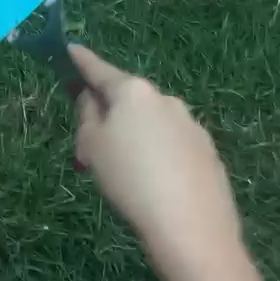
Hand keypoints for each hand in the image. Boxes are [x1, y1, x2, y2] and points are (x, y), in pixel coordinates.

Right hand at [70, 44, 272, 280]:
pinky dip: (158, 152)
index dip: (80, 59)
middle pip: (126, 97)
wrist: (194, 232)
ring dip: (133, 133)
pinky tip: (154, 180)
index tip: (69, 48)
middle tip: (91, 140)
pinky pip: (172, 143)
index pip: (98, 68)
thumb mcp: (90, 143)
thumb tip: (92, 97)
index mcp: (133, 91)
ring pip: (150, 121)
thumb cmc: (129, 178)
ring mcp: (192, 126)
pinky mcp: (210, 154)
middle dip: (108, 110)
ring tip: (123, 168)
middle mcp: (165, 99)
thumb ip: (86, 111)